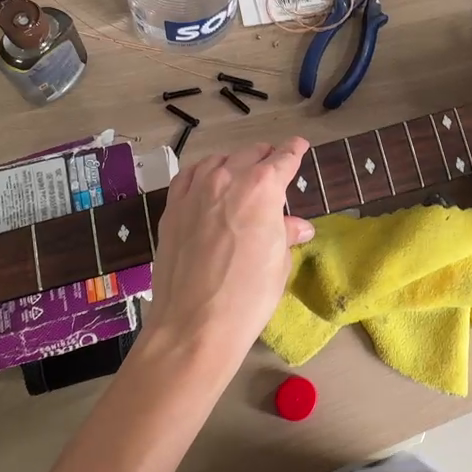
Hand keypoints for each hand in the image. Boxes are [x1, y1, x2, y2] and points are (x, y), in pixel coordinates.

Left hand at [144, 138, 315, 360]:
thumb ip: (286, 234)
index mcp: (262, 188)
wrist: (193, 325)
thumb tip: (297, 227)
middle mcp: (228, 180)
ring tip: (241, 171)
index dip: (294, 151)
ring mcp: (195, 192)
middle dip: (266, 156)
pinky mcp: (172, 210)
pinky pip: (188, 176)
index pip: (283, 159)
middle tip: (274, 164)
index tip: (299, 146)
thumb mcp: (279, 263)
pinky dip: (203, 172)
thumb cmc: (248, 295)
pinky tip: (207, 180)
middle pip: (250, 154)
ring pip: (218, 161)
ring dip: (235, 162)